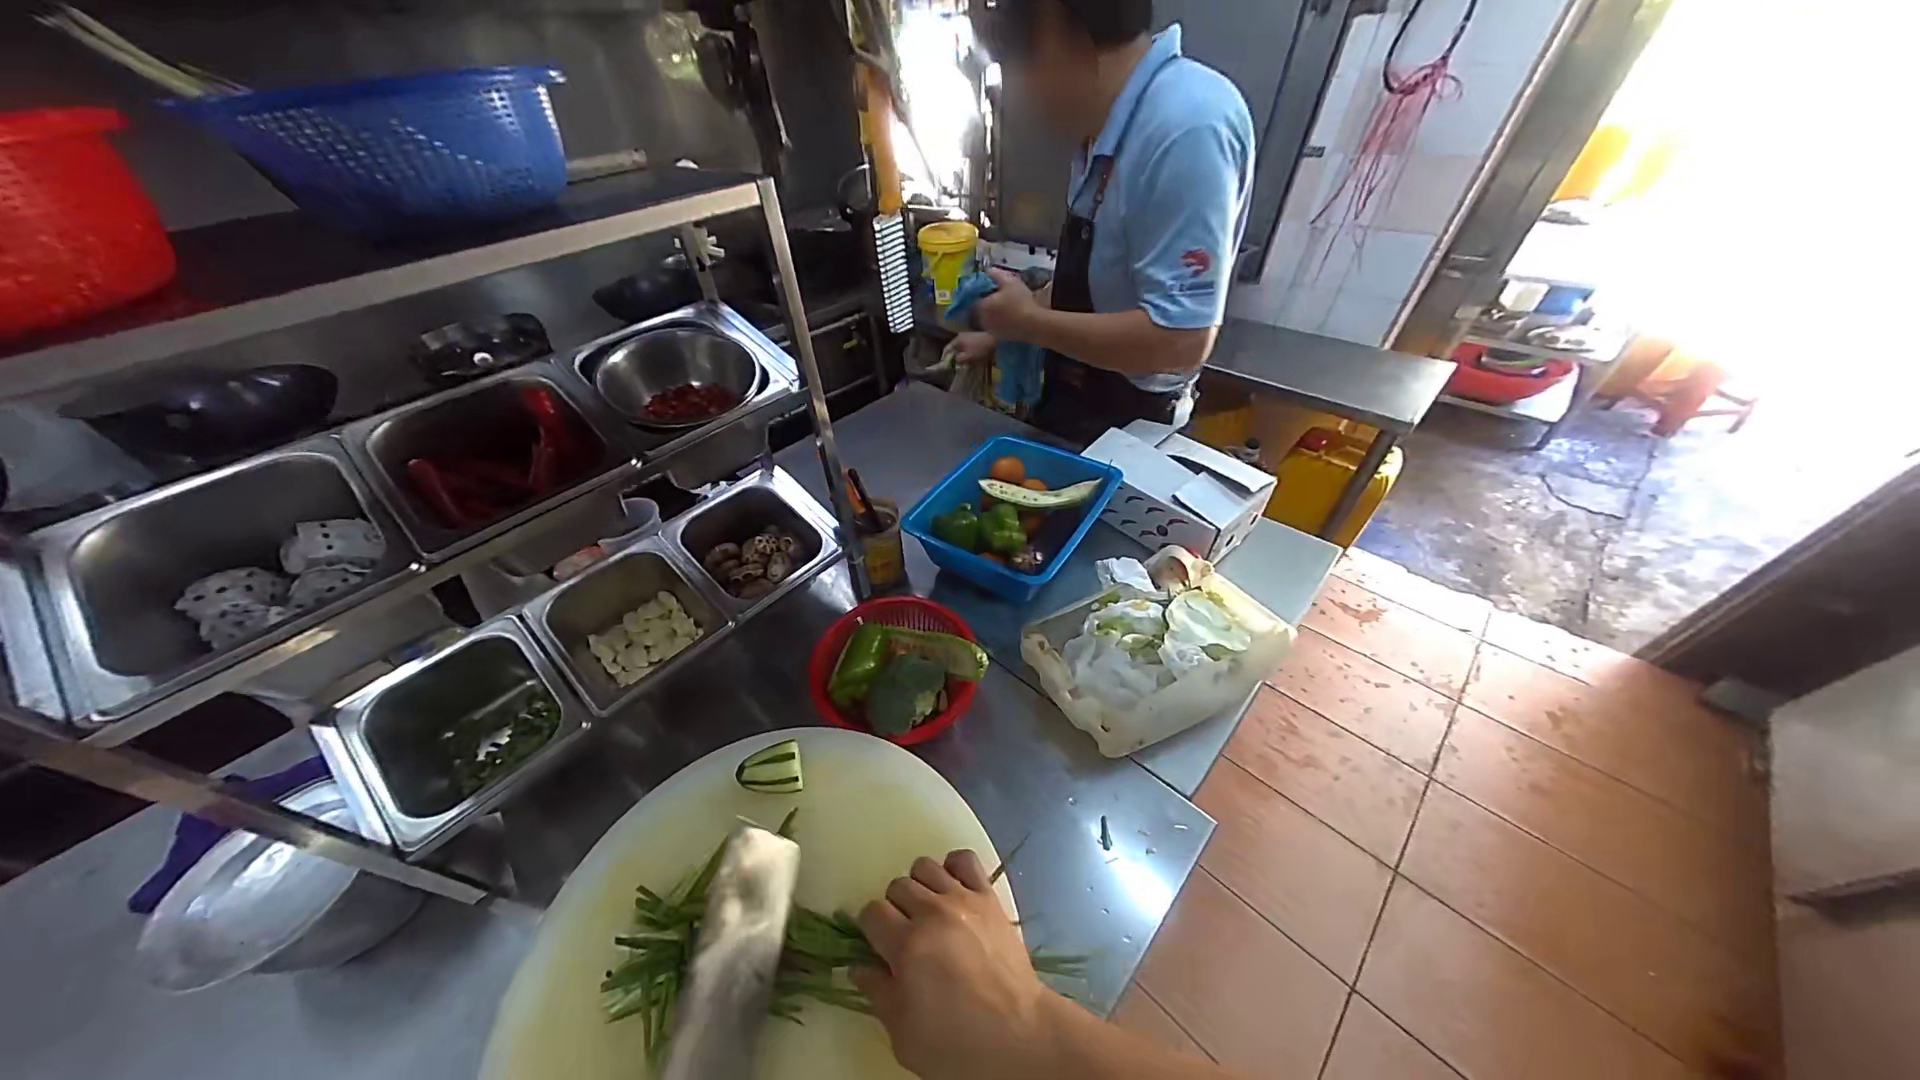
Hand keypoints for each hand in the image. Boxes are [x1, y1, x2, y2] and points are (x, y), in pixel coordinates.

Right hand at [853, 851, 1057, 1079]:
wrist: (1019, 1036)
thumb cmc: (958, 1044)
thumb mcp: (904, 1034)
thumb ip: (877, 993)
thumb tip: (858, 967)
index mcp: (907, 945)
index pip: (871, 912)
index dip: (870, 929)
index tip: (879, 946)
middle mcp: (932, 912)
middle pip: (897, 886)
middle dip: (894, 910)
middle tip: (905, 936)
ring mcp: (963, 899)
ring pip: (925, 866)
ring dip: (920, 887)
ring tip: (928, 913)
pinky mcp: (988, 896)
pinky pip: (964, 859)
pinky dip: (953, 867)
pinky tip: (952, 889)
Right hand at [946, 331, 996, 366]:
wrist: (994, 340)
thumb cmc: (980, 348)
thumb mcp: (968, 356)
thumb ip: (959, 360)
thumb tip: (953, 362)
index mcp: (957, 339)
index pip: (947, 349)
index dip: (944, 357)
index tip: (944, 365)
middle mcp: (961, 336)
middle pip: (953, 348)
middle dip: (952, 357)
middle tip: (953, 366)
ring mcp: (967, 337)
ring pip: (960, 348)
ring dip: (959, 356)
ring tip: (961, 364)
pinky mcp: (973, 339)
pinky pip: (966, 347)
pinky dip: (965, 353)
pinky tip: (968, 359)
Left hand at [974, 269, 1044, 342]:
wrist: (1033, 325)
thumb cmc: (1020, 301)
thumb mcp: (1009, 282)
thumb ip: (996, 274)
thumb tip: (988, 270)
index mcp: (981, 306)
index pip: (977, 296)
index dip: (985, 291)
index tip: (995, 287)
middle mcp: (982, 319)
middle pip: (982, 308)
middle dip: (989, 302)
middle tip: (1002, 296)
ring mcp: (990, 330)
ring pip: (989, 318)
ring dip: (995, 313)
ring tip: (1008, 307)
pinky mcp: (999, 337)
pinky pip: (996, 326)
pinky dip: (1001, 322)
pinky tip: (1011, 317)